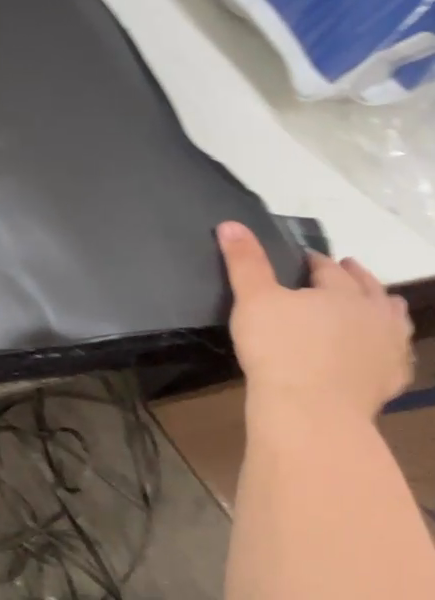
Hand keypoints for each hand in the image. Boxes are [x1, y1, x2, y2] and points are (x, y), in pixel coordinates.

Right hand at [218, 222, 414, 424]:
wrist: (313, 406)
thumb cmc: (278, 345)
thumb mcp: (252, 297)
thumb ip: (244, 261)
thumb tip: (232, 224)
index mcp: (342, 293)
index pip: (330, 269)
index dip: (316, 260)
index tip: (304, 257)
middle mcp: (374, 315)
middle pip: (371, 289)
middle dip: (358, 277)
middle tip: (348, 267)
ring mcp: (390, 348)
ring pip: (393, 318)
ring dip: (384, 306)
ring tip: (379, 300)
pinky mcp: (392, 376)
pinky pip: (397, 351)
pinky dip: (390, 341)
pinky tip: (382, 346)